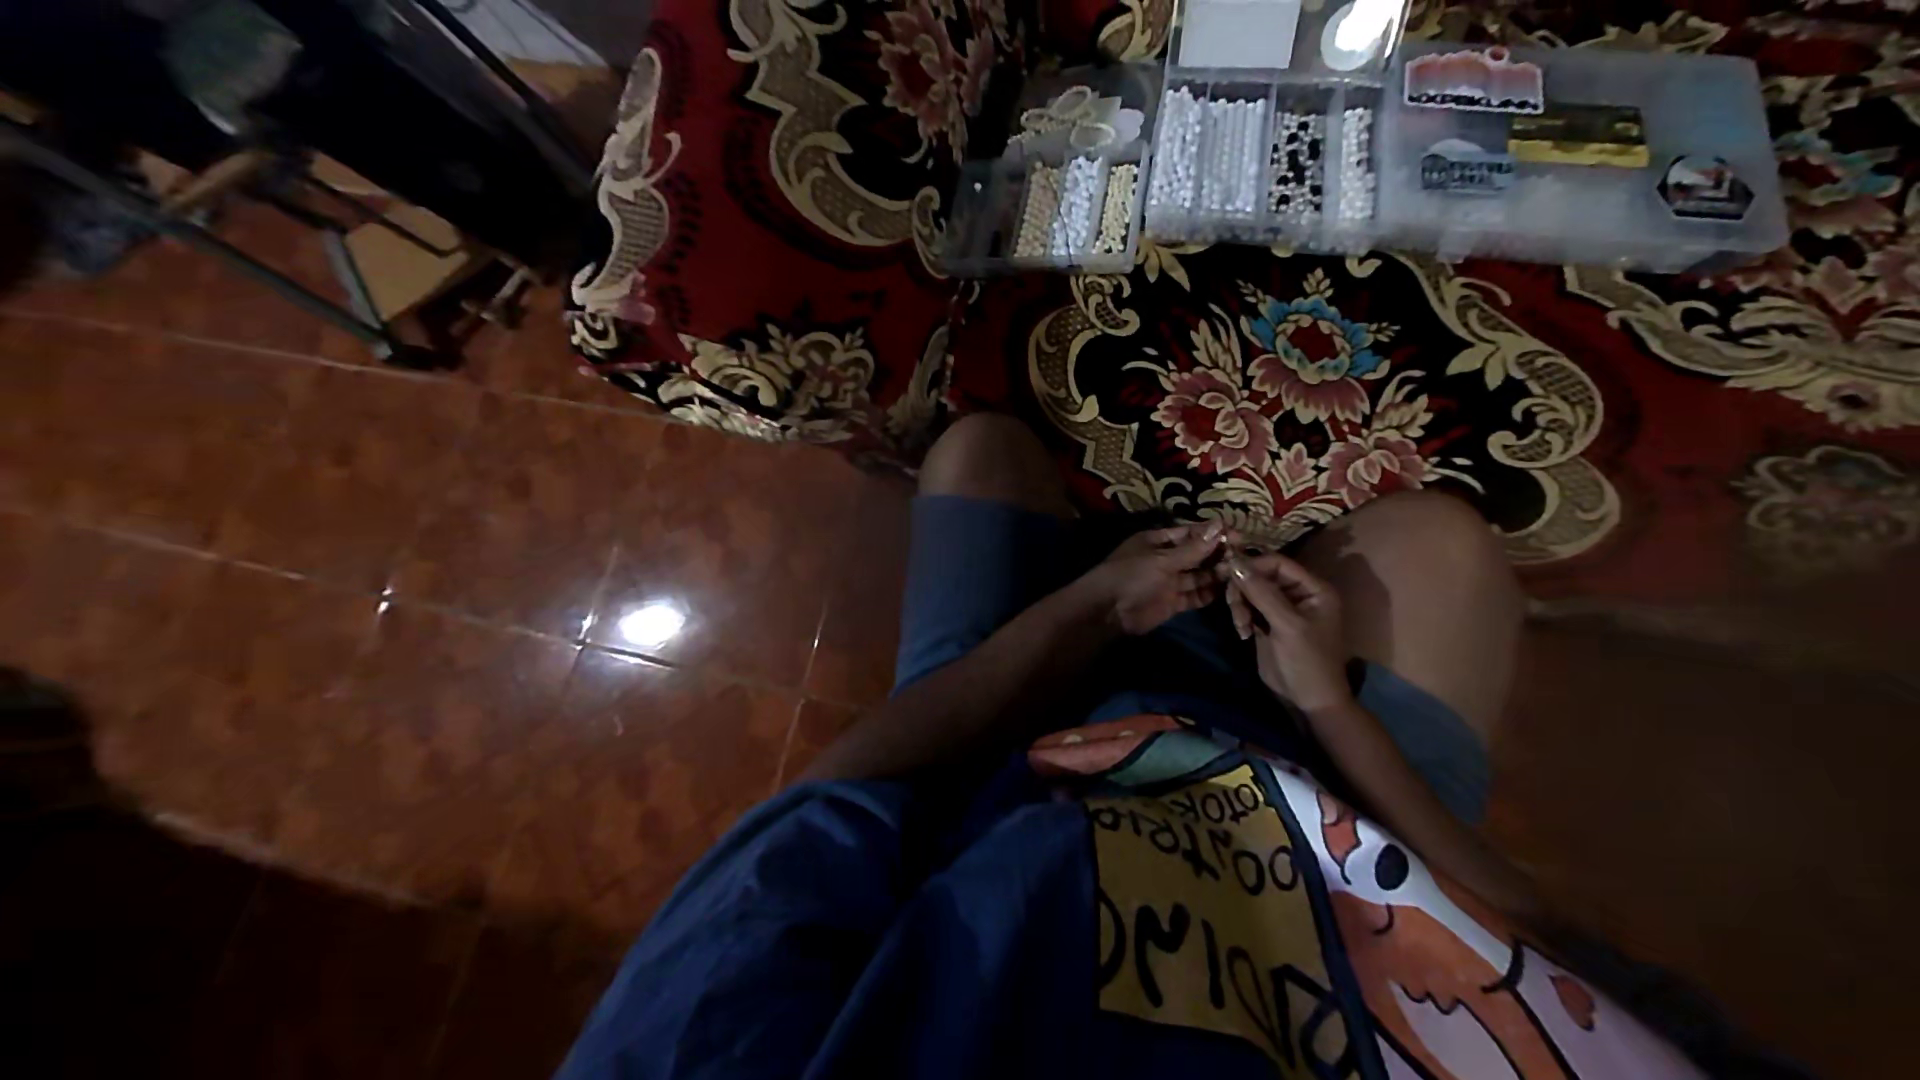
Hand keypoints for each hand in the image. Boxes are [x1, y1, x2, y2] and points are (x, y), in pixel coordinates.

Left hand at [1086, 522, 1229, 634]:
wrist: (1107, 612)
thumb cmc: (1131, 576)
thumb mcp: (1162, 559)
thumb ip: (1192, 548)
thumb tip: (1220, 526)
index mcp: (1157, 541)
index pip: (1190, 533)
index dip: (1213, 534)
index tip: (1238, 535)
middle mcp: (1165, 559)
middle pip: (1197, 554)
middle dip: (1218, 554)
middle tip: (1245, 555)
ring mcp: (1169, 581)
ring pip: (1199, 575)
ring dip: (1217, 573)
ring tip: (1241, 571)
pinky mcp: (1172, 602)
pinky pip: (1195, 594)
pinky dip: (1210, 592)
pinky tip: (1230, 589)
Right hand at [1222, 553, 1352, 713]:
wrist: (1308, 699)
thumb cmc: (1307, 660)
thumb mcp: (1287, 625)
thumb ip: (1262, 593)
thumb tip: (1234, 563)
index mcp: (1313, 589)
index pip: (1278, 563)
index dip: (1253, 566)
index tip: (1229, 575)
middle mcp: (1297, 593)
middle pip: (1260, 575)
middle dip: (1244, 589)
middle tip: (1235, 609)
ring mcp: (1281, 608)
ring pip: (1250, 590)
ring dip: (1240, 604)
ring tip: (1241, 625)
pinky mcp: (1267, 621)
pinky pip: (1247, 606)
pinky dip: (1240, 615)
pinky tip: (1243, 632)